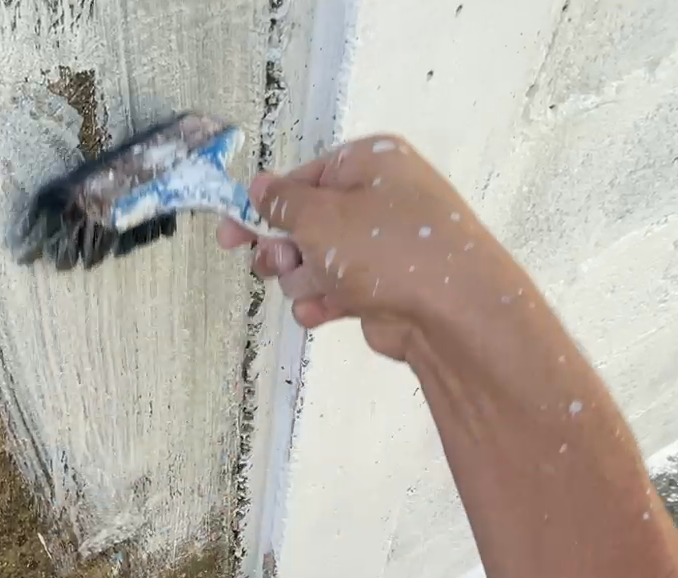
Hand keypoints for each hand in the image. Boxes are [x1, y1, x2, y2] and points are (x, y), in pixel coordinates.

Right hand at [217, 135, 518, 359]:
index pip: (299, 180)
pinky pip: (329, 291)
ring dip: (302, 281)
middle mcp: (374, 199)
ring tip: (319, 290)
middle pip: (300, 225)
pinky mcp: (375, 286)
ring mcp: (376, 246)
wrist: (448, 310)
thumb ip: (281, 202)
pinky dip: (321, 303)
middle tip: (282, 264)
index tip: (230, 234)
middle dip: (283, 251)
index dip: (262, 209)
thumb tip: (259, 185)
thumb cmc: (384, 249)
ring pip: (309, 264)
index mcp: (367, 165)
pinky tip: (326, 312)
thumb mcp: (320, 217)